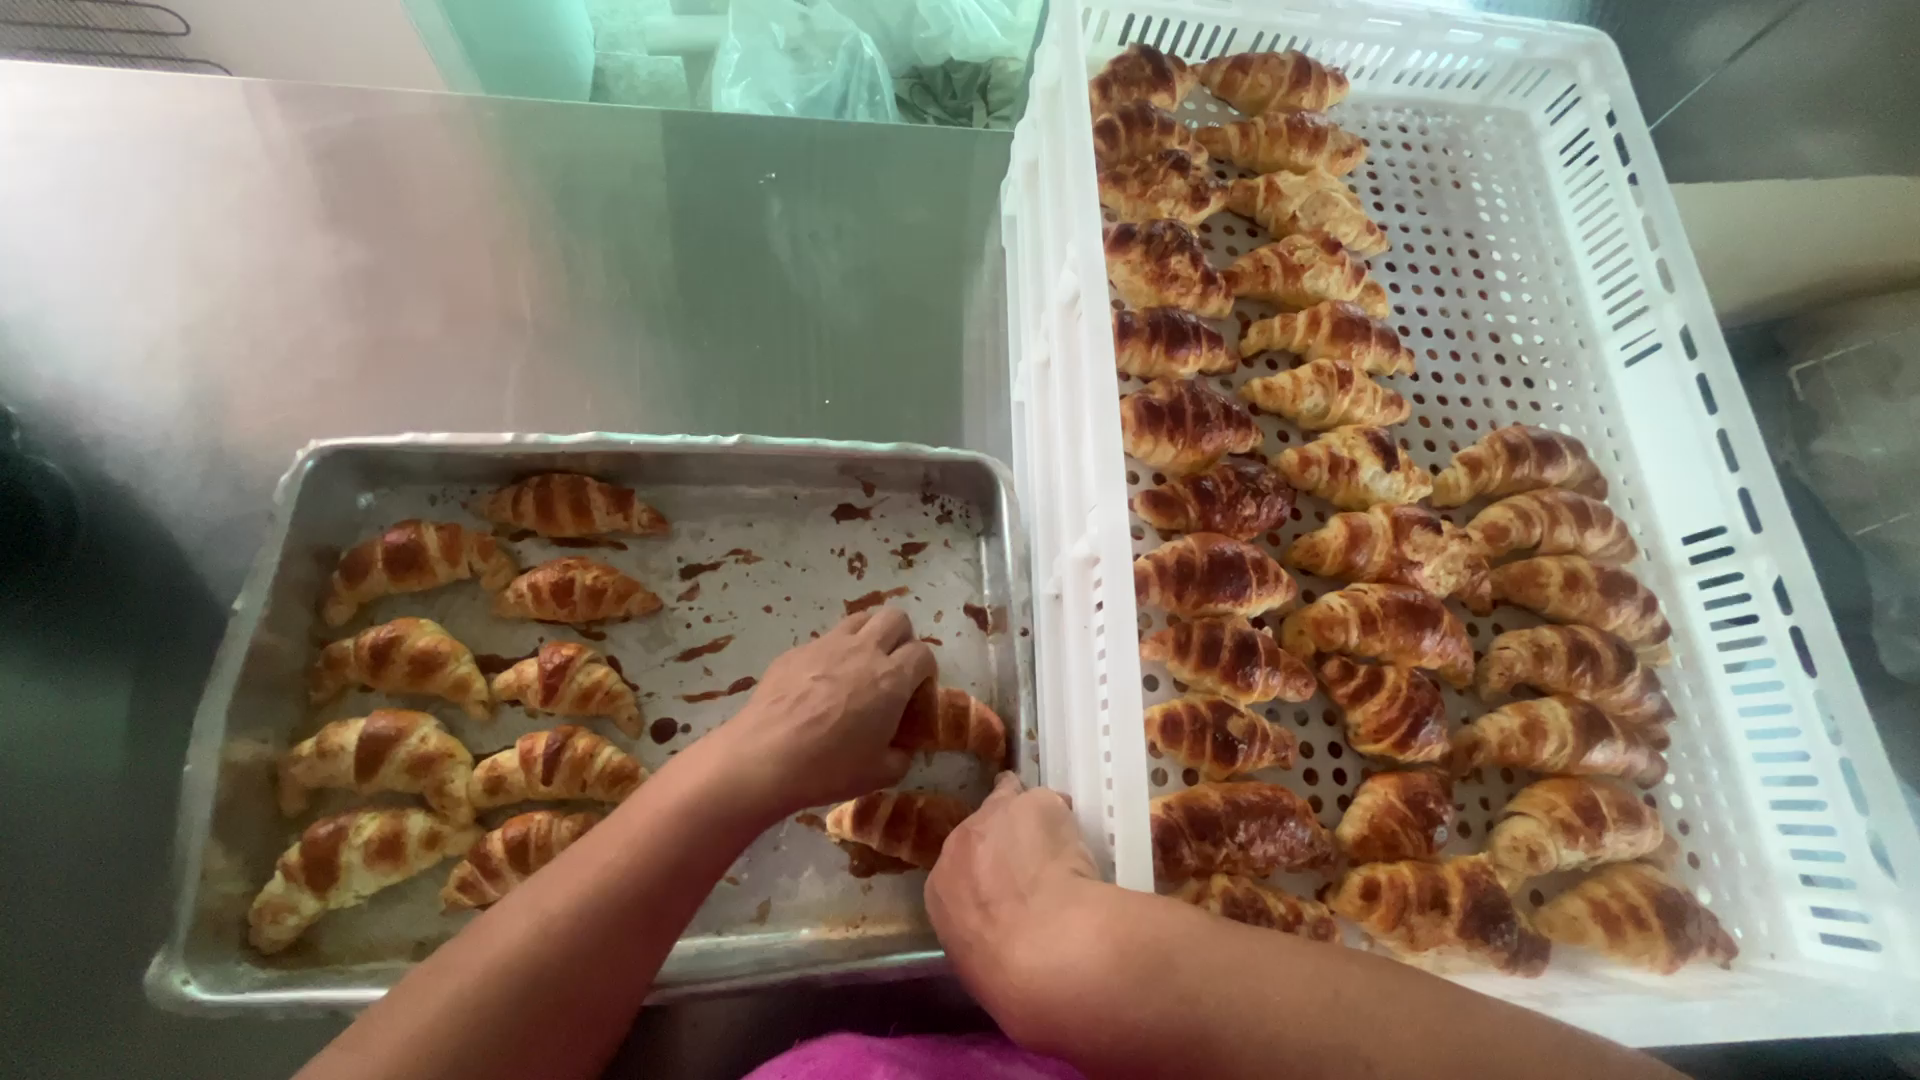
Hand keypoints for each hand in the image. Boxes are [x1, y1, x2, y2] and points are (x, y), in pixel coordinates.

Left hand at [711, 607, 935, 817]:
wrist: (764, 758)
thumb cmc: (829, 768)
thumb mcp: (881, 774)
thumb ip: (901, 755)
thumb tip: (900, 747)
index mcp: (892, 678)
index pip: (923, 653)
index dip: (924, 670)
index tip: (915, 692)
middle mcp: (864, 651)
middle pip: (895, 618)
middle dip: (901, 638)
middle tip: (891, 668)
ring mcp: (827, 645)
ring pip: (859, 618)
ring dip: (868, 635)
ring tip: (858, 666)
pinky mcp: (795, 651)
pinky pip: (823, 641)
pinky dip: (830, 655)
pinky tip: (816, 686)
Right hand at [925, 773, 1101, 1032]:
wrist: (1040, 949)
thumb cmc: (1005, 974)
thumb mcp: (976, 960)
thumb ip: (981, 931)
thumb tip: (1000, 939)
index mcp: (941, 887)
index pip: (961, 864)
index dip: (986, 868)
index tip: (1007, 881)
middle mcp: (962, 841)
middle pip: (985, 823)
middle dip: (1007, 836)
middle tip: (1035, 859)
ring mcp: (998, 815)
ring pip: (1019, 802)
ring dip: (1037, 820)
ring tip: (1063, 847)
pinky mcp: (1038, 804)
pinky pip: (1054, 805)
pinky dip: (1067, 822)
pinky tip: (1082, 847)